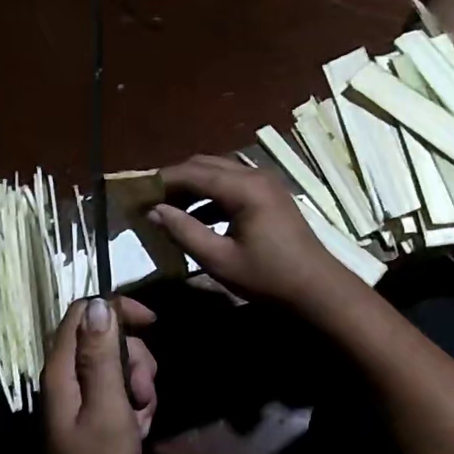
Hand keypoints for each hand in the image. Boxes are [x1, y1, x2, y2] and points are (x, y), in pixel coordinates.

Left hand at [37, 296, 158, 453]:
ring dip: (139, 383)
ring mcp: (79, 389)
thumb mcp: (108, 407)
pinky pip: (120, 386)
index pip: (85, 312)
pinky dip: (135, 400)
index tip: (150, 324)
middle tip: (142, 392)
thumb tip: (100, 305)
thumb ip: (103, 357)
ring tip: (141, 416)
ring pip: (119, 362)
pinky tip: (137, 426)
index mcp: (63, 367)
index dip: (118, 309)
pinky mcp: (91, 405)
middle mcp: (67, 372)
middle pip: (108, 337)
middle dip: (135, 358)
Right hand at [149, 156, 352, 310]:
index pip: (192, 172)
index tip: (136, 194)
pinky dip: (211, 196)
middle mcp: (255, 175)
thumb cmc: (268, 277)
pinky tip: (196, 218)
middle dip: (175, 180)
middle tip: (149, 200)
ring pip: (219, 172)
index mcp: (244, 187)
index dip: (161, 181)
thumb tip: (153, 211)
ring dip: (192, 186)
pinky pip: (232, 184)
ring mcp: (265, 183)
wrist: (317, 288)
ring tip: (167, 210)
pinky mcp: (269, 195)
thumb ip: (184, 231)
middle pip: (205, 165)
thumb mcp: (219, 259)